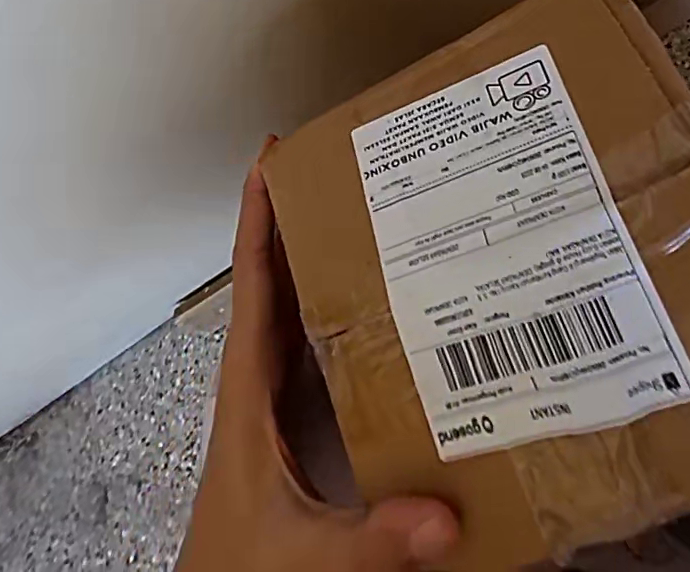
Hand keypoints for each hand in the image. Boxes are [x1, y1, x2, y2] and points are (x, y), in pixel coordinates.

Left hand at [177, 137, 459, 571]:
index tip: (267, 158)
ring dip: (314, 252)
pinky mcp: (301, 408)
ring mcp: (280, 387)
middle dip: (293, 213)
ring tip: (358, 210)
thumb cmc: (243, 567)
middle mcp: (262, 369)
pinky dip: (335, 302)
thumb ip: (374, 538)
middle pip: (276, 272)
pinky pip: (317, 336)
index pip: (252, 277)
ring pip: (296, 300)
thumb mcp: (306, 553)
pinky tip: (373, 294)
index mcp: (250, 379)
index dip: (256, 214)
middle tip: (330, 167)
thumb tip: (446, 515)